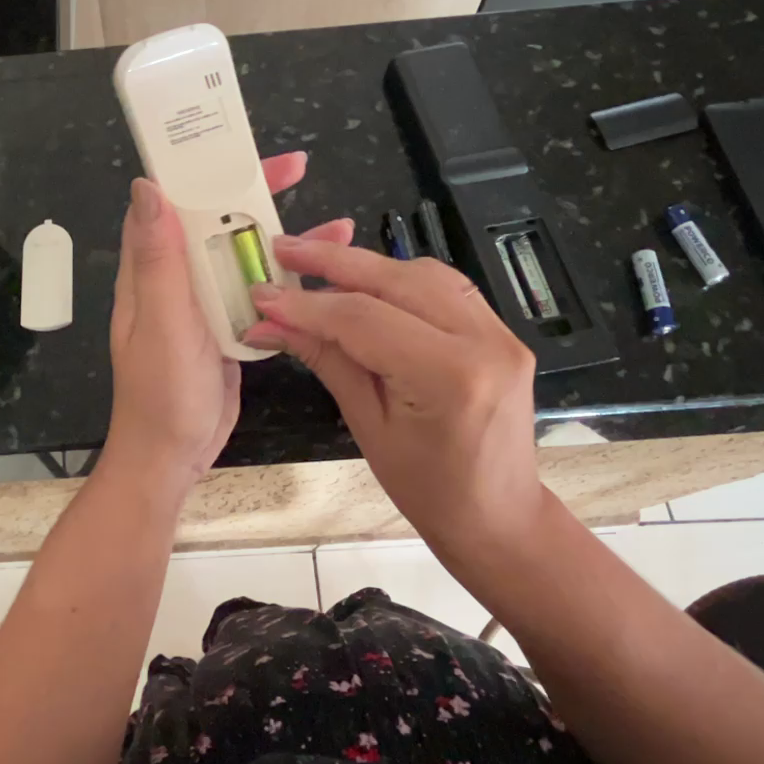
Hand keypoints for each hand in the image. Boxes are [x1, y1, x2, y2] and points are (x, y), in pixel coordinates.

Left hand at [103, 152, 352, 488]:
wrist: (172, 455)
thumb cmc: (161, 393)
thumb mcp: (161, 323)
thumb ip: (157, 260)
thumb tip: (148, 186)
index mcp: (152, 270)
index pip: (173, 202)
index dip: (203, 169)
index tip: (240, 148)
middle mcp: (176, 279)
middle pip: (215, 222)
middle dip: (253, 192)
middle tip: (300, 169)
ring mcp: (203, 305)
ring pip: (243, 256)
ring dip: (282, 237)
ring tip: (337, 223)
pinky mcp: (228, 329)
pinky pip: (258, 292)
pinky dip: (288, 279)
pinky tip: (325, 275)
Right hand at [242, 240, 545, 544]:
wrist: (497, 514)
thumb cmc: (427, 489)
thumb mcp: (367, 426)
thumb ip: (326, 360)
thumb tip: (270, 324)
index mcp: (450, 377)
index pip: (364, 319)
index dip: (307, 304)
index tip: (263, 296)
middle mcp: (484, 341)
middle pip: (396, 279)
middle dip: (334, 261)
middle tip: (283, 249)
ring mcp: (500, 331)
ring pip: (423, 273)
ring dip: (367, 265)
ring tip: (316, 263)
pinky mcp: (501, 330)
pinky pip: (444, 288)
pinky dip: (398, 279)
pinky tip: (364, 283)